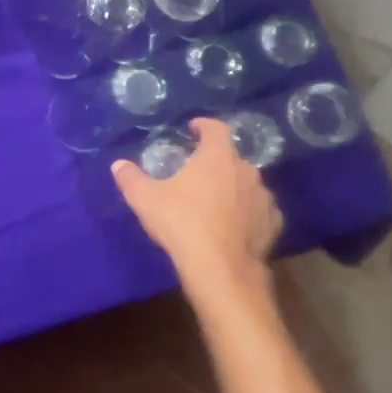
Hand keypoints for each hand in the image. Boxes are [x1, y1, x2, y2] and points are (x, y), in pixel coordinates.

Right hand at [112, 118, 281, 281]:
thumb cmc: (181, 222)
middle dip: (215, 161)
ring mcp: (264, 197)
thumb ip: (130, 178)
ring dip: (232, 187)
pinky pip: (258, 209)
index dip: (204, 126)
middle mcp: (246, 171)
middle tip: (196, 172)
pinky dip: (246, 211)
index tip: (194, 128)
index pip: (216, 129)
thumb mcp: (144, 199)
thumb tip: (119, 165)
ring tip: (214, 201)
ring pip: (247, 184)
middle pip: (231, 158)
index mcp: (217, 158)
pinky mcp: (273, 222)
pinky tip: (233, 225)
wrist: (219, 267)